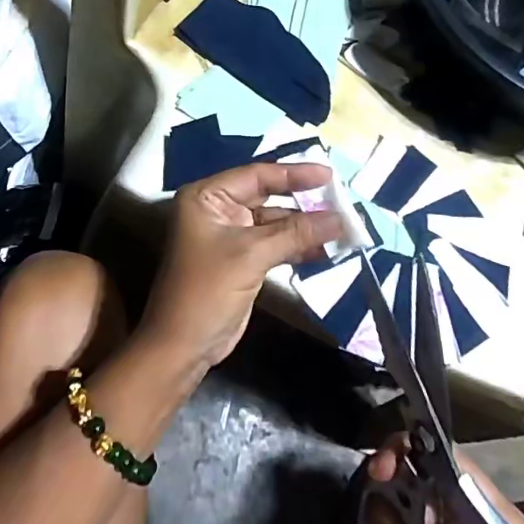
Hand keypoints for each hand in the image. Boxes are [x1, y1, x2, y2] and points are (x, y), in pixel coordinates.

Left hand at [140, 162, 343, 373]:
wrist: (181, 349)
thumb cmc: (207, 291)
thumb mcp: (252, 255)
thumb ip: (297, 233)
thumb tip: (341, 219)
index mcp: (207, 197)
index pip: (257, 175)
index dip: (295, 174)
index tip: (329, 175)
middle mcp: (217, 209)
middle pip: (268, 195)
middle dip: (303, 200)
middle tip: (339, 200)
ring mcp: (230, 235)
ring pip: (275, 221)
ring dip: (305, 226)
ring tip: (340, 227)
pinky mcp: (242, 259)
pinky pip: (276, 243)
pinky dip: (298, 245)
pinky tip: (325, 249)